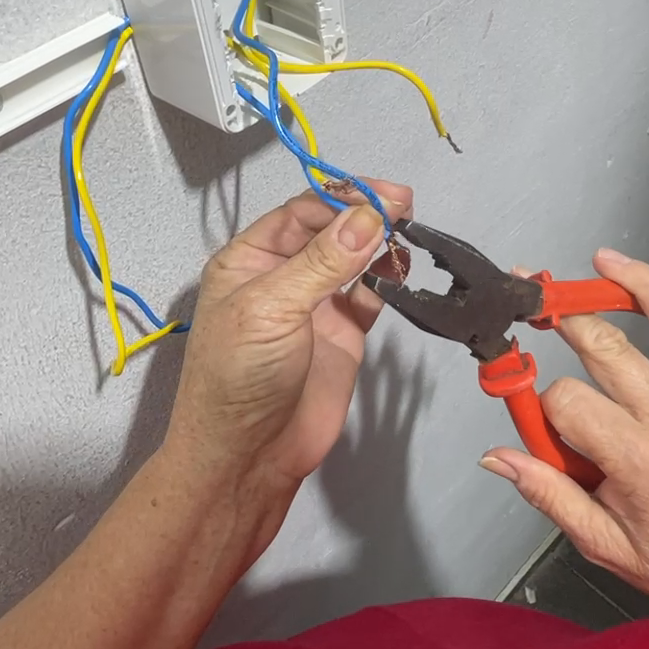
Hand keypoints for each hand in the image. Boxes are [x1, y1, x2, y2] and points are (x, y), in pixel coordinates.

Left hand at [164, 182, 411, 488]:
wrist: (250, 456)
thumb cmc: (240, 375)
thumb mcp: (272, 308)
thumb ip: (322, 262)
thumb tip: (370, 216)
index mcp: (250, 259)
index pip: (300, 212)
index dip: (341, 198)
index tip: (383, 193)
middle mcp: (282, 275)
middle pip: (328, 230)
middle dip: (364, 214)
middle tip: (406, 205)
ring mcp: (314, 304)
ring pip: (351, 258)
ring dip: (377, 242)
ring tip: (409, 230)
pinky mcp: (342, 334)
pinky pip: (368, 295)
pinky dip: (386, 278)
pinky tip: (401, 265)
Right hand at [479, 249, 648, 633]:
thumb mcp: (602, 543)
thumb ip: (546, 493)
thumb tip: (494, 456)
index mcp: (641, 460)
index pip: (570, 401)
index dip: (544, 405)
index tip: (538, 418)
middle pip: (608, 345)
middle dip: (564, 317)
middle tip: (535, 301)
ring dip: (636, 283)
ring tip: (603, 260)